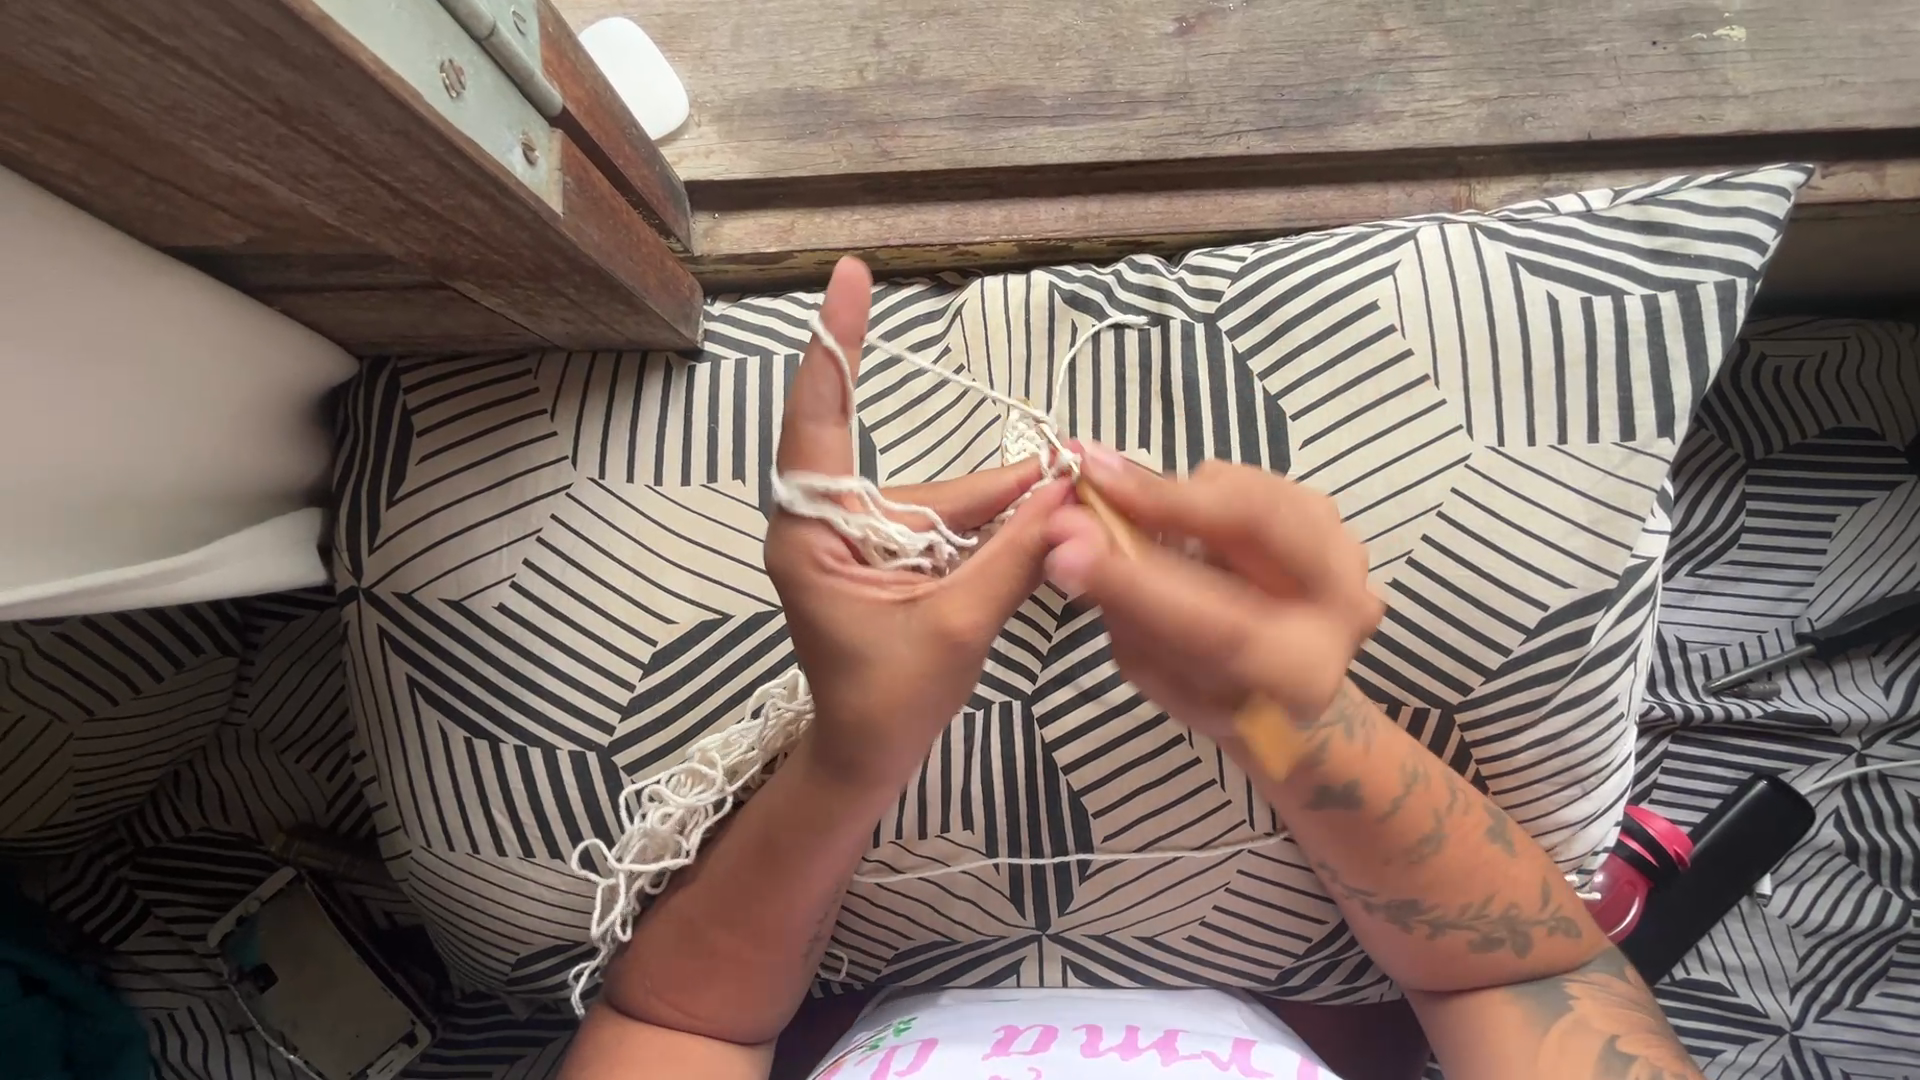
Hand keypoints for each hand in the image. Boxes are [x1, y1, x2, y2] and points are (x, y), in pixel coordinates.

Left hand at [767, 258, 1071, 787]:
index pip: (820, 422)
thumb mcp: (957, 627)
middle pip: (920, 481)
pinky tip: (1042, 522)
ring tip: (1072, 503)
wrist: (866, 755)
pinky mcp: (889, 559)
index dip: (838, 347)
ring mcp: (862, 541)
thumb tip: (1068, 493)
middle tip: (1068, 470)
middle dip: (994, 484)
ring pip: (943, 505)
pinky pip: (946, 529)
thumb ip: (1012, 556)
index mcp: (812, 532)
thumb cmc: (887, 703)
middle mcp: (830, 523)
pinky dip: (992, 528)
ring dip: (1004, 509)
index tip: (852, 275)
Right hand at [1042, 444, 1382, 742]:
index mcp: (1299, 674)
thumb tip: (1067, 537)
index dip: (1138, 583)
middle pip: (1257, 525)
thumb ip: (1119, 608)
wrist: (1290, 682)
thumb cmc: (1210, 690)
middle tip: (1093, 474)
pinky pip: (1255, 480)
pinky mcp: (1330, 519)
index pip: (1217, 624)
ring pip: (1252, 490)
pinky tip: (1176, 510)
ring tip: (1125, 500)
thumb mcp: (1155, 668)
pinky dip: (1201, 487)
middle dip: (1164, 498)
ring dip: (1178, 491)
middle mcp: (1342, 608)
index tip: (1066, 546)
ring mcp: (1344, 553)